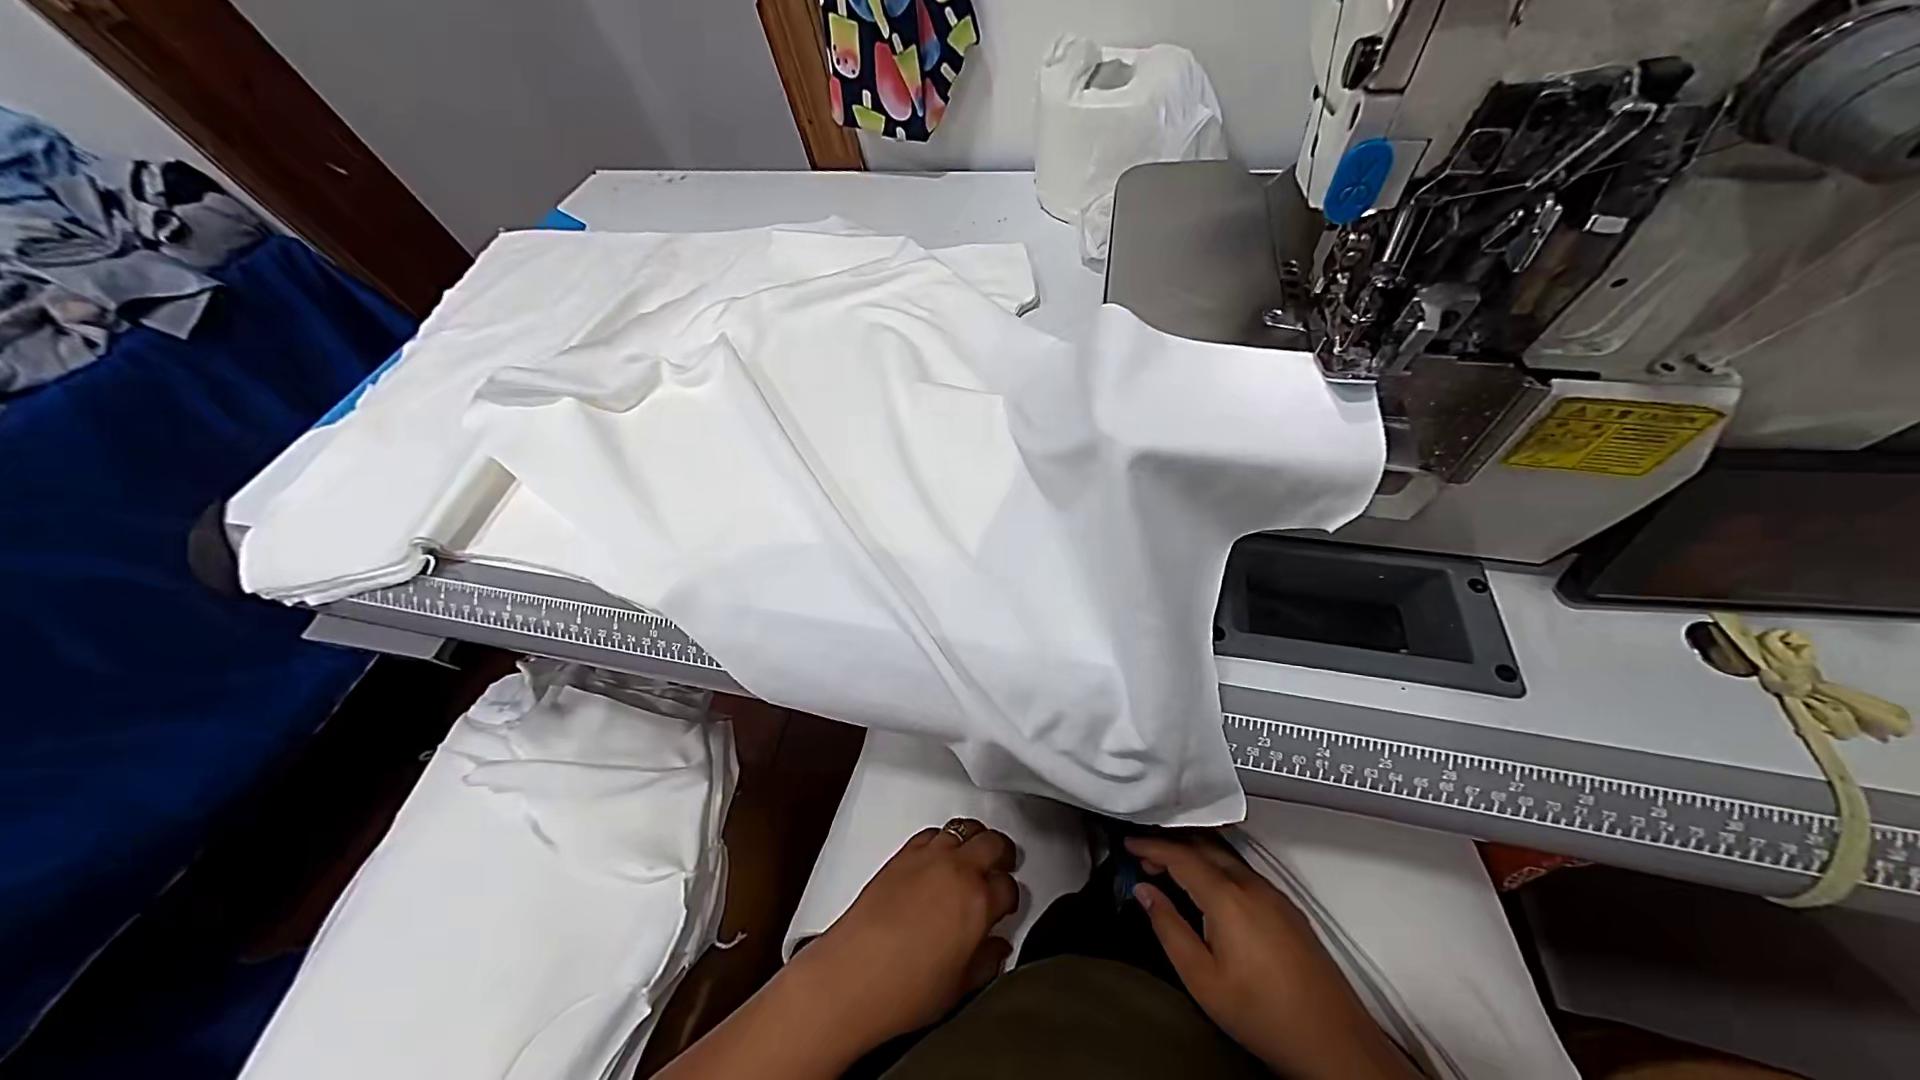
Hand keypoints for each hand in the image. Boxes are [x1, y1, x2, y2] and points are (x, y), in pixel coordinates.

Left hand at [789, 818, 1019, 1045]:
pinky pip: (931, 833)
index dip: (1010, 897)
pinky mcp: (902, 855)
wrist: (852, 977)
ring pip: (963, 828)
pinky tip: (939, 855)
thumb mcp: (960, 987)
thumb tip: (996, 949)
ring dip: (974, 839)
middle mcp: (957, 871)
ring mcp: (928, 858)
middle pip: (993, 843)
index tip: (1005, 906)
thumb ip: (986, 961)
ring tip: (974, 853)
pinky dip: (941, 839)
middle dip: (1002, 854)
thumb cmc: (902, 988)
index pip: (1009, 887)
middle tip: (1001, 867)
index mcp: (979, 902)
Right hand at [1127, 833, 1421, 1079]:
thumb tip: (1144, 890)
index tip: (1128, 846)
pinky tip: (1208, 887)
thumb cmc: (1262, 1014)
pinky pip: (1243, 871)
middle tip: (1144, 857)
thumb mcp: (1201, 978)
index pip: (1181, 856)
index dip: (1151, 847)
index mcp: (1228, 897)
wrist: (1334, 1043)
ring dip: (1195, 854)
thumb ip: (1168, 927)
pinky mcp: (1288, 909)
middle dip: (1170, 845)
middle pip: (1204, 846)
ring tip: (1170, 869)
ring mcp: (1274, 895)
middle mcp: (1252, 886)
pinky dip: (1217, 866)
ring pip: (1226, 856)